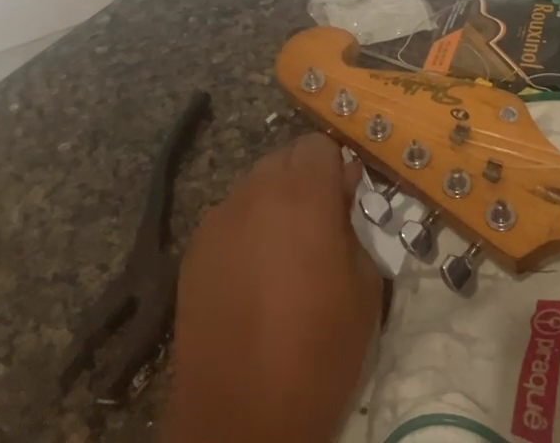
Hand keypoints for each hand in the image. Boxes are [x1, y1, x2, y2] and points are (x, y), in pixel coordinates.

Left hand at [161, 134, 381, 442]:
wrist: (242, 416)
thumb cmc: (320, 351)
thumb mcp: (365, 286)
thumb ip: (355, 224)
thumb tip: (344, 193)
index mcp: (302, 195)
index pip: (320, 144)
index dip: (337, 168)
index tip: (347, 201)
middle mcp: (253, 193)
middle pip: (284, 158)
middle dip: (306, 180)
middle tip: (322, 226)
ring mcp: (217, 220)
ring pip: (254, 186)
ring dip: (275, 203)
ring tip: (286, 254)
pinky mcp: (194, 251)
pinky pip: (229, 219)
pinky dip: (247, 230)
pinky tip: (255, 276)